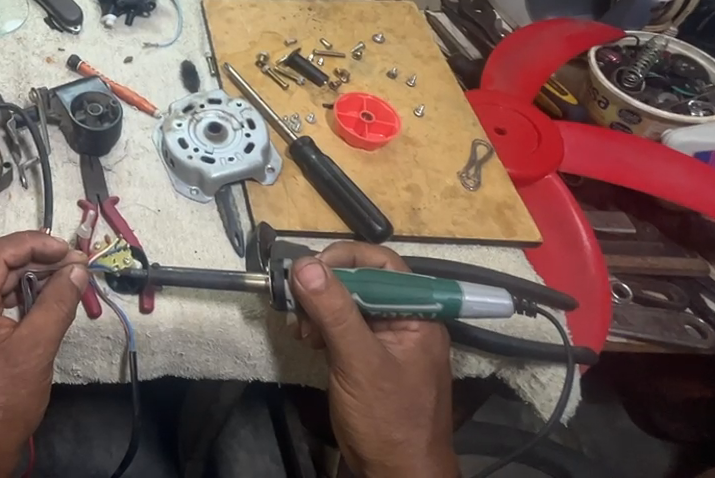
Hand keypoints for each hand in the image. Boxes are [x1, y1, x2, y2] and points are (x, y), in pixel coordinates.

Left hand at [0, 231, 87, 477]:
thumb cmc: (3, 403)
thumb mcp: (36, 350)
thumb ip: (56, 304)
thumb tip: (76, 269)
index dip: (35, 244)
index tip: (69, 250)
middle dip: (36, 260)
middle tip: (74, 264)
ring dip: (30, 278)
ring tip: (66, 278)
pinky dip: (19, 298)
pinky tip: (45, 300)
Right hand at [291, 242, 458, 477]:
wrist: (395, 476)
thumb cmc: (388, 420)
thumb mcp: (359, 362)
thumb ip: (333, 312)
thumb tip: (304, 264)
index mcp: (417, 316)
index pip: (384, 264)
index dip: (346, 258)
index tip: (311, 269)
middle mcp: (402, 321)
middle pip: (359, 280)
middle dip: (323, 287)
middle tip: (297, 302)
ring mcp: (383, 339)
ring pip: (343, 300)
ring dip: (316, 307)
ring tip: (301, 328)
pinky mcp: (364, 355)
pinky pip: (338, 323)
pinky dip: (317, 324)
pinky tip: (305, 338)